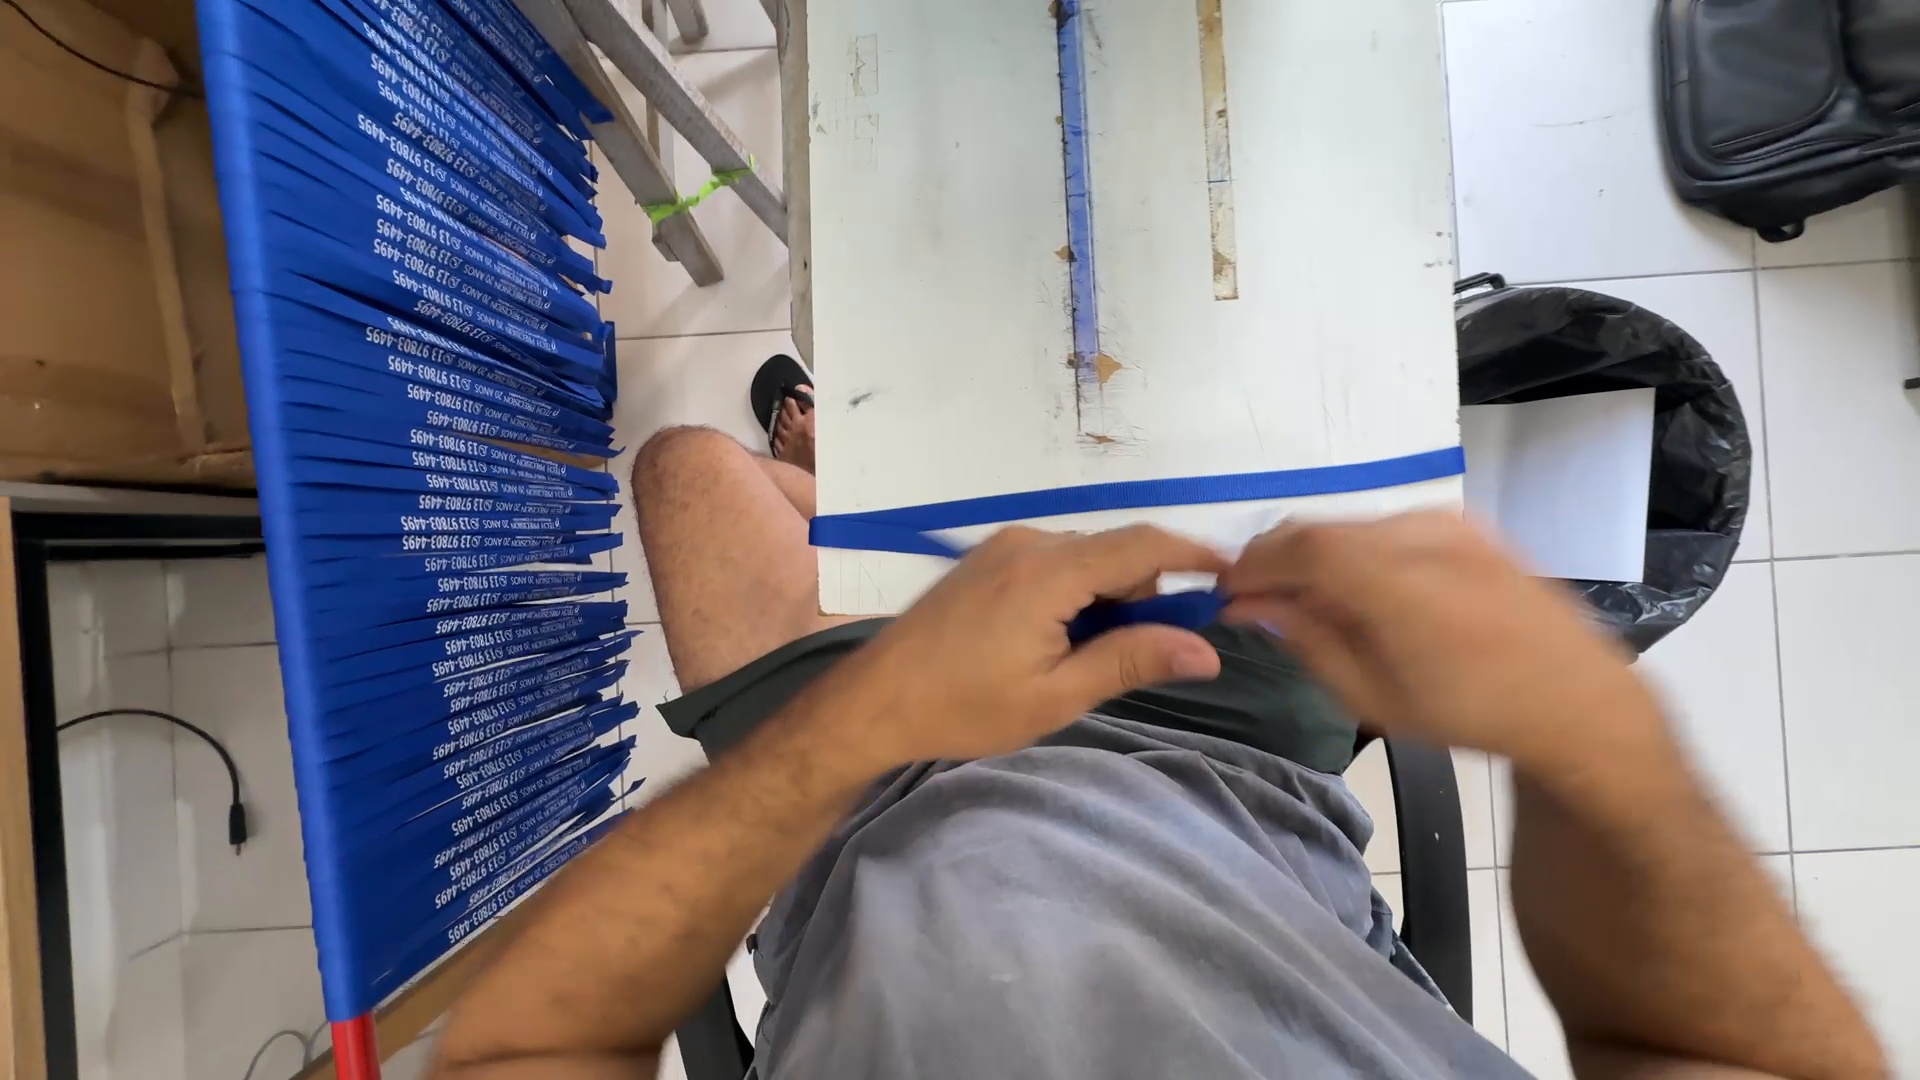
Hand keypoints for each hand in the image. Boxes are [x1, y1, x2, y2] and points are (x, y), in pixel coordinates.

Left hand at [814, 525, 1229, 770]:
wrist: (876, 698)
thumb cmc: (965, 705)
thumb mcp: (1055, 695)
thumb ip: (1130, 661)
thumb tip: (1205, 650)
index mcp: (1049, 570)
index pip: (1143, 543)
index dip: (1194, 555)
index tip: (1230, 580)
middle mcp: (1030, 542)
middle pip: (1115, 551)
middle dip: (1144, 593)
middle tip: (1143, 654)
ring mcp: (1004, 546)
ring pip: (1085, 559)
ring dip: (1107, 596)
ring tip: (1087, 657)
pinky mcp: (988, 559)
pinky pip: (1054, 564)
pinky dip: (1076, 592)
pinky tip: (1056, 638)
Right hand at [1219, 512, 1663, 771]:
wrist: (1576, 701)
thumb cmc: (1465, 712)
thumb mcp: (1368, 694)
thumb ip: (1302, 637)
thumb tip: (1244, 602)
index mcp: (1402, 586)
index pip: (1300, 549)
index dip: (1251, 565)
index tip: (1224, 593)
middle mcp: (1422, 536)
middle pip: (1315, 530)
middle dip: (1272, 559)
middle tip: (1254, 599)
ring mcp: (1446, 523)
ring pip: (1342, 525)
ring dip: (1307, 555)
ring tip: (1306, 600)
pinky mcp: (1459, 522)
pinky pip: (1376, 526)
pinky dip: (1345, 551)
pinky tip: (1353, 589)